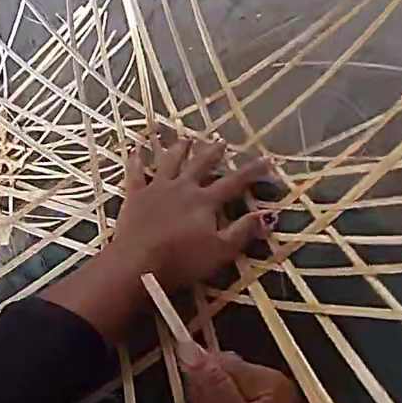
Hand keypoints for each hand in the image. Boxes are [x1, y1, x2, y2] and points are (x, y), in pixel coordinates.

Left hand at [105, 136, 274, 290]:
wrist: (138, 263)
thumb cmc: (182, 260)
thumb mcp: (220, 251)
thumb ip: (243, 231)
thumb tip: (266, 215)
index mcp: (205, 201)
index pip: (233, 183)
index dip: (251, 172)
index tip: (266, 160)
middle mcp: (182, 187)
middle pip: (200, 165)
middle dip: (213, 153)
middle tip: (221, 142)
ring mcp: (156, 188)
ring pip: (170, 162)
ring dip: (179, 149)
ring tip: (186, 139)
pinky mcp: (135, 195)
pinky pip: (135, 172)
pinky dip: (136, 158)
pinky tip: (136, 147)